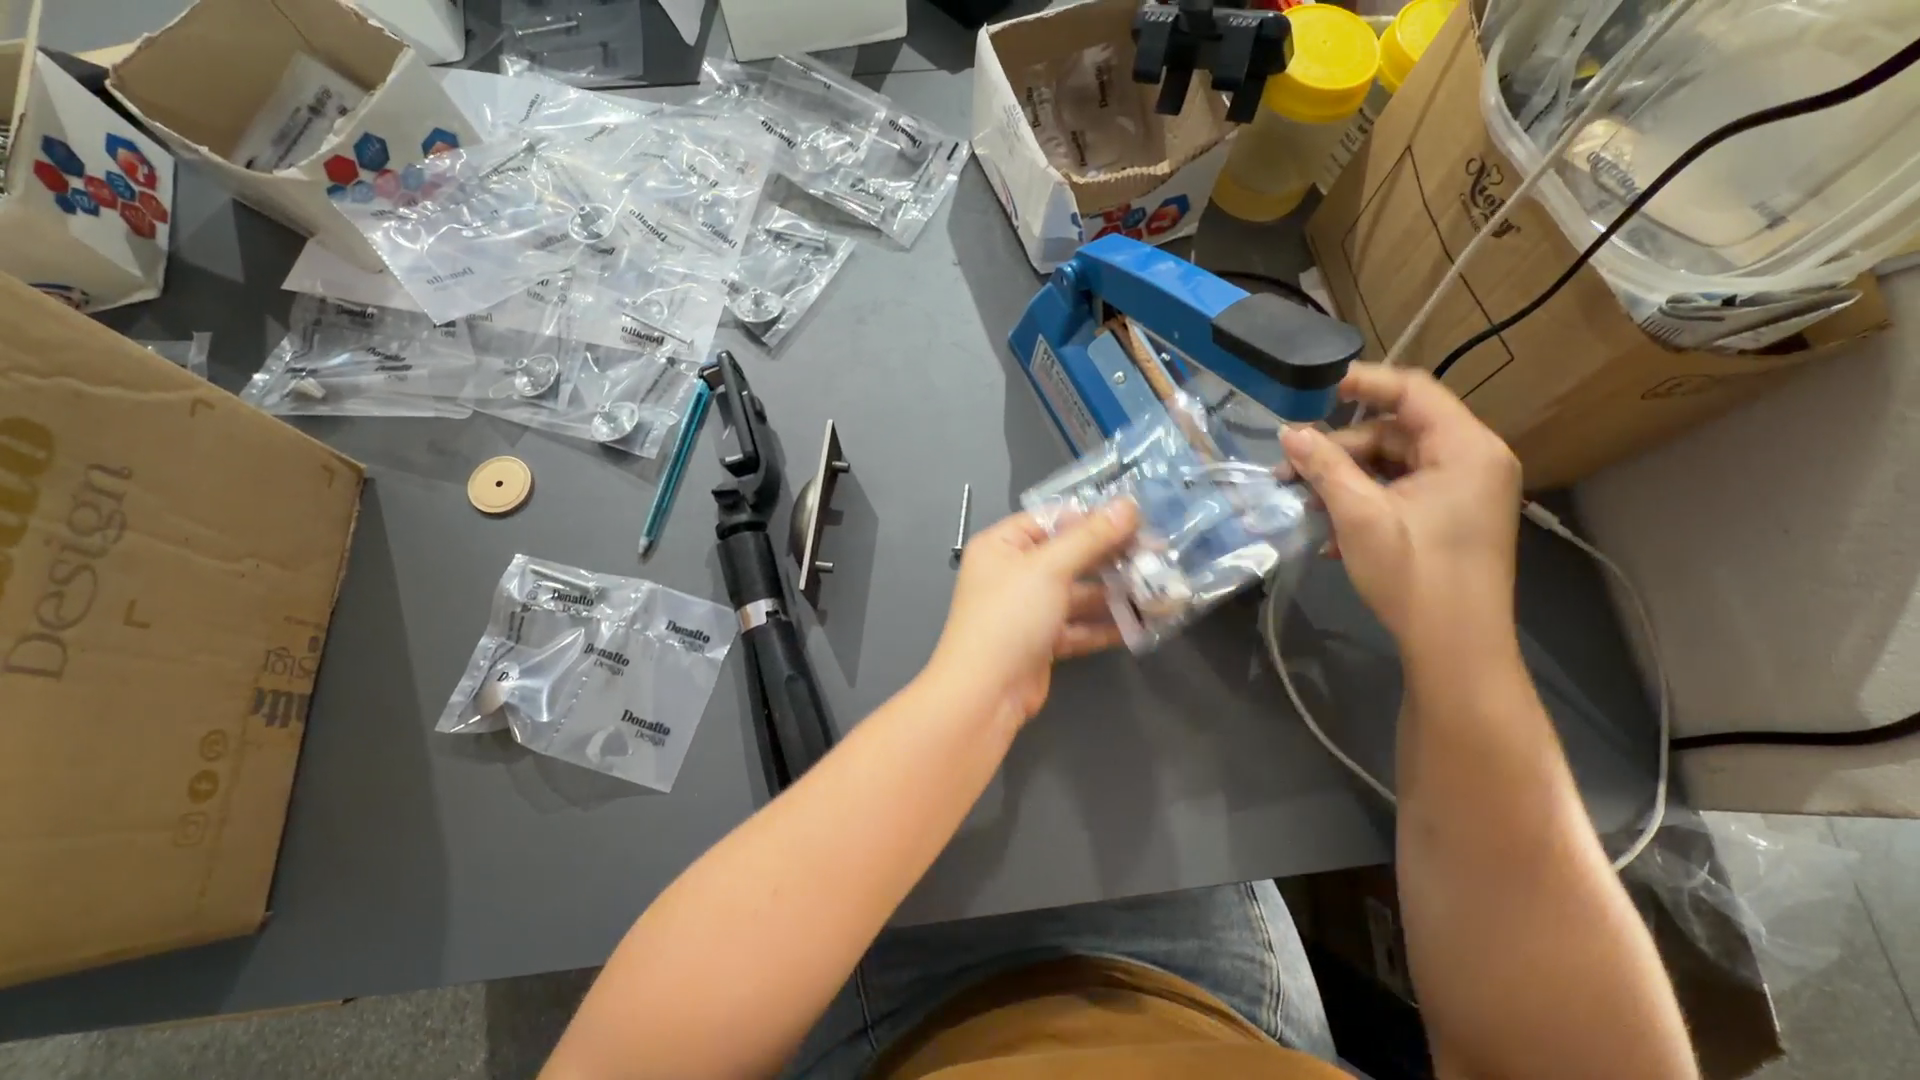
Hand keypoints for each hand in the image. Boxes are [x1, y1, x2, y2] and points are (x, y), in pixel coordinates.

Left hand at [925, 501, 1140, 729]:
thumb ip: (1091, 537)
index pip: (1051, 517)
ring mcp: (1027, 609)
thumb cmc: (1010, 618)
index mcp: (1001, 545)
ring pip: (1077, 593)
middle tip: (1158, 552)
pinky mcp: (1042, 642)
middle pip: (1068, 556)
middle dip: (1111, 556)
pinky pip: (1078, 626)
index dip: (1092, 516)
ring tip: (1158, 587)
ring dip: (1114, 592)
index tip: (1137, 517)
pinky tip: (1142, 622)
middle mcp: (1013, 573)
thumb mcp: (1050, 568)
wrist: (985, 693)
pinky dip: (1106, 625)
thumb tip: (1129, 504)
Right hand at [1280, 364, 1521, 646]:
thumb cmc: (1415, 575)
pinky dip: (1368, 502)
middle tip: (1292, 470)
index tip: (1314, 391)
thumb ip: (1324, 466)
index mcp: (1466, 448)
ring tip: (1307, 505)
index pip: (1413, 391)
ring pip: (1396, 464)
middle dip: (1342, 448)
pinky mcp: (1454, 518)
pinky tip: (1332, 534)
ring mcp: (1467, 491)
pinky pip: (1405, 491)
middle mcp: (1474, 460)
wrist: (1457, 649)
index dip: (1363, 383)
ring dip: (1348, 479)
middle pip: (1398, 431)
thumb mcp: (1360, 516)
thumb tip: (1289, 433)